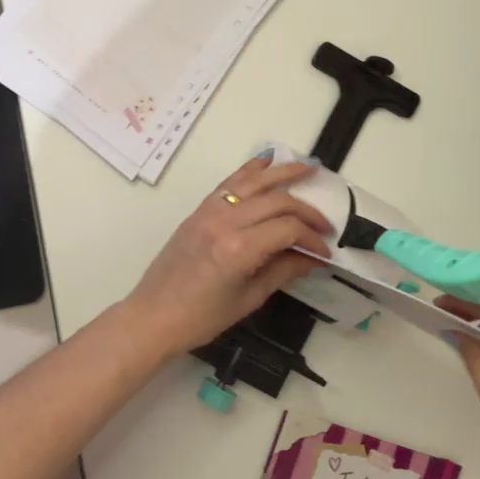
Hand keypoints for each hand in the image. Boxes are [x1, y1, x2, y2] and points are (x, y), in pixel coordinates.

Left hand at [117, 156, 333, 357]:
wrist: (153, 315)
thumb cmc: (201, 317)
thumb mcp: (248, 299)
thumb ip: (282, 271)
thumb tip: (311, 258)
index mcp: (238, 248)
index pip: (288, 229)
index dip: (313, 239)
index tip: (326, 253)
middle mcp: (224, 221)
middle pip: (275, 201)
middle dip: (306, 210)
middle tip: (325, 224)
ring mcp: (208, 212)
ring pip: (251, 182)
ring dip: (281, 172)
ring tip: (307, 167)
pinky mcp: (198, 212)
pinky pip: (228, 184)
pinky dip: (248, 170)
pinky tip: (266, 161)